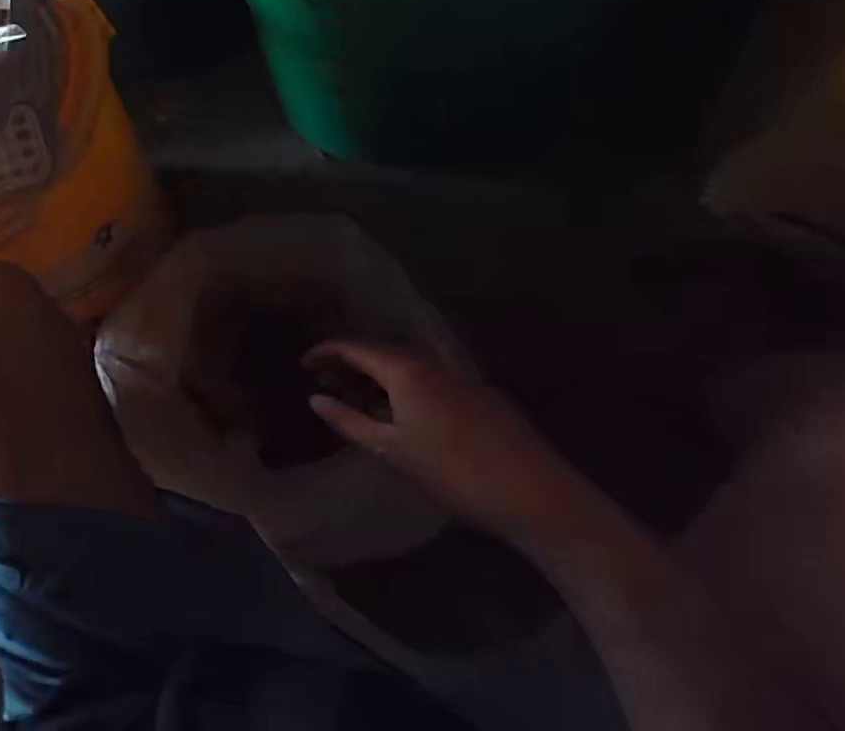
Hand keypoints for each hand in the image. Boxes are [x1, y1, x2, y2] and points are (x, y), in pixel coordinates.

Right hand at [305, 341, 597, 543]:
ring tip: (355, 397)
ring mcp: (461, 378)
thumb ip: (349, 421)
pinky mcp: (481, 396)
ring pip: (406, 365)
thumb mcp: (392, 451)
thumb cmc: (456, 473)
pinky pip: (429, 378)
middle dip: (348, 363)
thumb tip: (314, 399)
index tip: (303, 365)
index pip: (355, 347)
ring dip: (376, 375)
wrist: (541, 498)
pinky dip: (403, 385)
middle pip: (380, 352)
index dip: (325, 352)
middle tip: (324, 381)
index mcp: (407, 371)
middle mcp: (433, 364)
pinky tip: (401, 411)